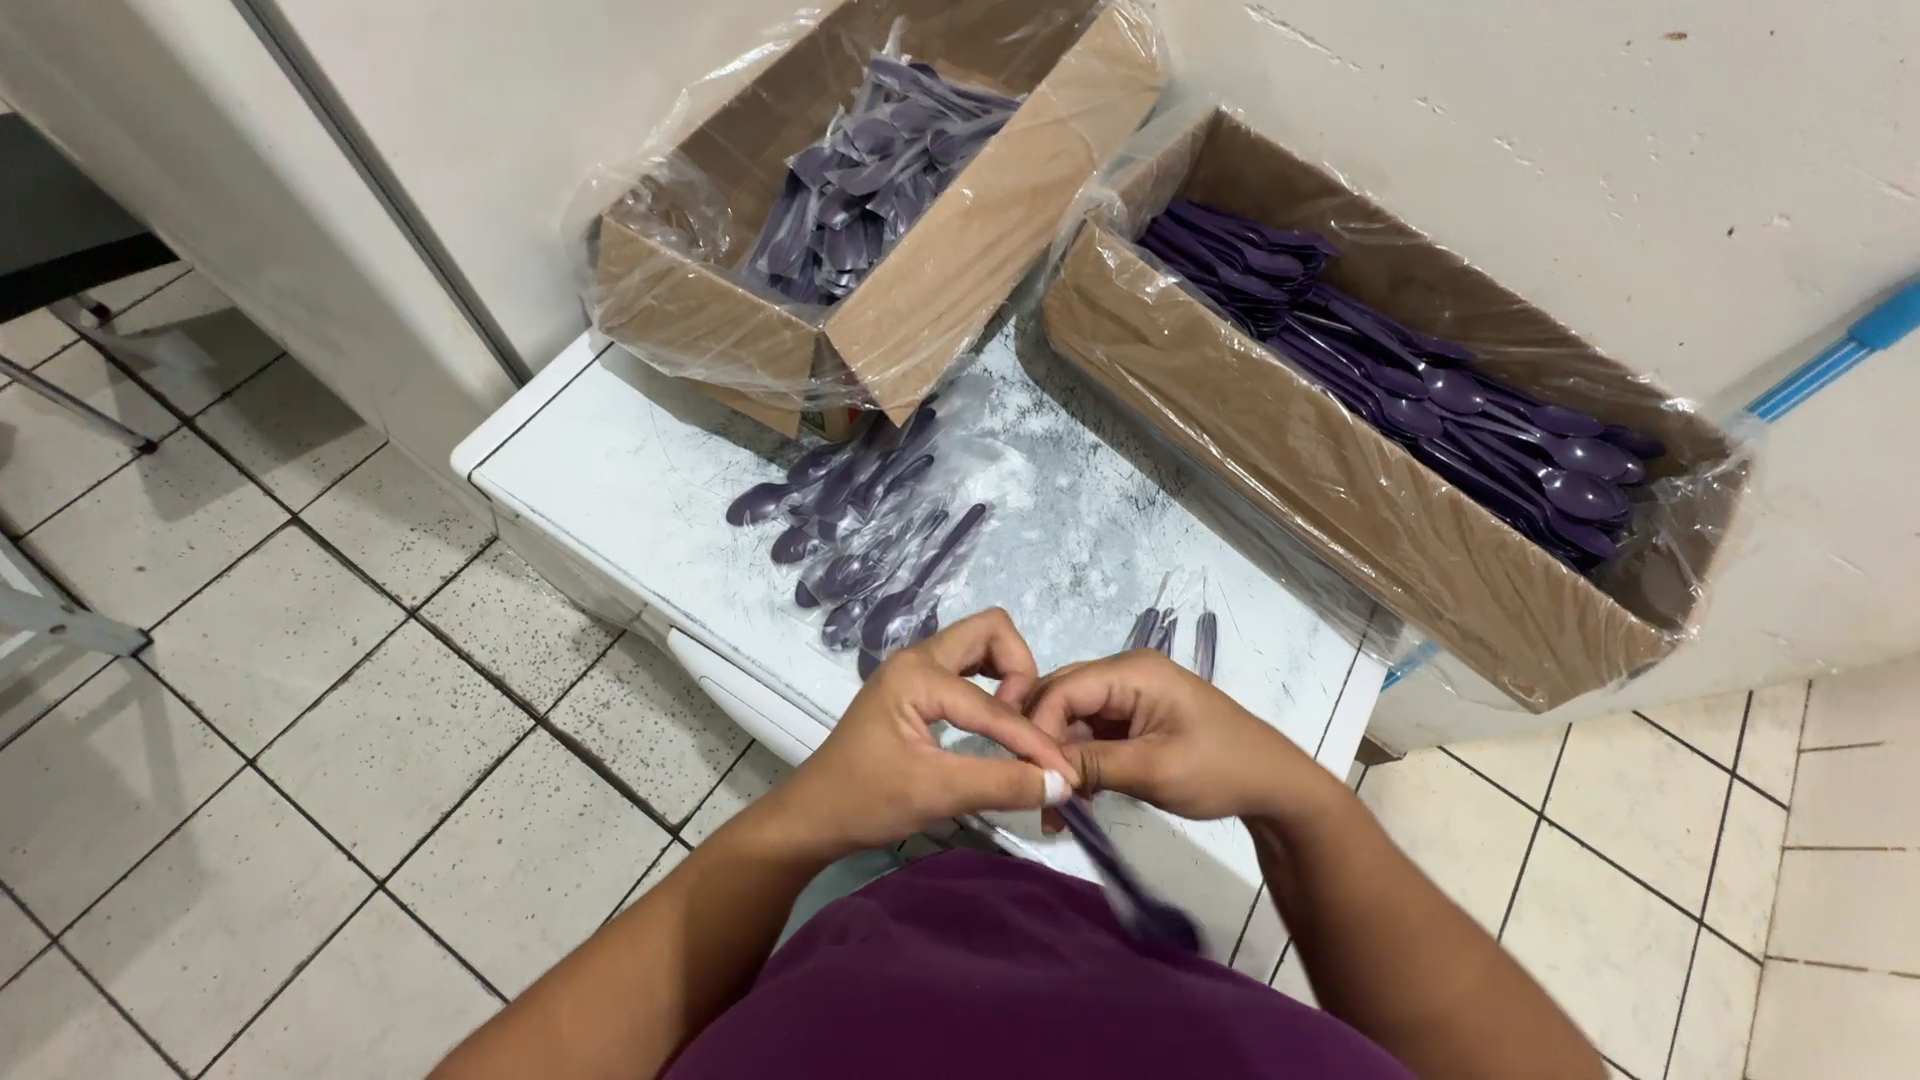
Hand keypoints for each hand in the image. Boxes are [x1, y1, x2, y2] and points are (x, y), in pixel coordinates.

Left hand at [768, 609, 1076, 855]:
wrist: (811, 816)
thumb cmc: (865, 801)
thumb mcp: (936, 794)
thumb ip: (1002, 784)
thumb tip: (1062, 783)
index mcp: (917, 674)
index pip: (994, 704)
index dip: (1032, 740)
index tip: (1064, 774)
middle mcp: (917, 658)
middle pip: (990, 631)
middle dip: (1021, 671)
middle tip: (1024, 724)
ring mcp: (913, 669)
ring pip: (978, 644)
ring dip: (1006, 674)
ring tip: (1012, 723)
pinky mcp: (913, 687)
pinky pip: (965, 668)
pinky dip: (990, 685)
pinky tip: (994, 722)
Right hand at [1026, 649, 1342, 824]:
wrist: (1275, 786)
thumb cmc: (1221, 770)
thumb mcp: (1154, 769)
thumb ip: (1093, 763)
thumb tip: (1041, 770)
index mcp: (1132, 670)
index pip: (1062, 689)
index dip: (1039, 730)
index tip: (1029, 776)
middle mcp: (1124, 673)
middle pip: (1061, 699)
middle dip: (1044, 746)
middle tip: (1031, 792)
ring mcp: (1128, 696)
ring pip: (1072, 721)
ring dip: (1061, 762)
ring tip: (1055, 812)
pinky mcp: (1132, 719)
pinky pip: (1091, 735)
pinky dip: (1080, 766)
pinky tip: (1075, 802)